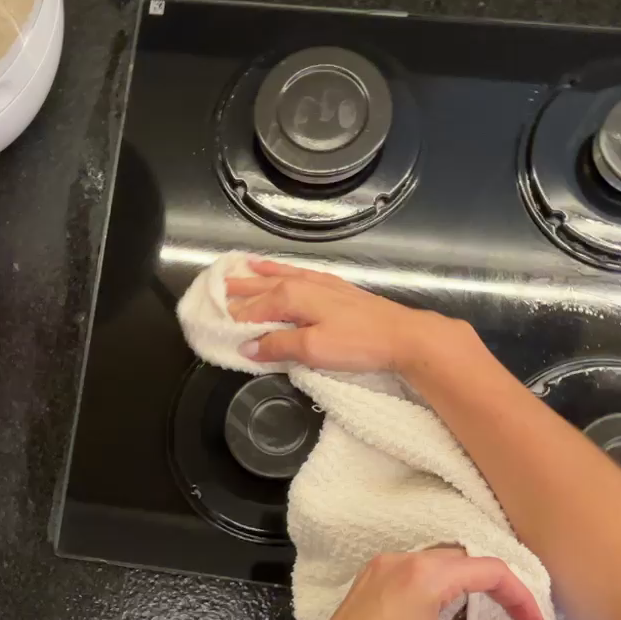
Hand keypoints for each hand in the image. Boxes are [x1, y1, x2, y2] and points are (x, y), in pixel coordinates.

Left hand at [213, 549, 547, 619]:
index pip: (488, 570)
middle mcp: (399, 562)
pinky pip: (414, 574)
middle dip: (495, 588)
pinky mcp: (365, 584)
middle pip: (463, 560)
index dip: (520, 597)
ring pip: (438, 564)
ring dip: (466, 588)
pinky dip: (439, 590)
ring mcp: (378, 570)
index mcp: (421, 577)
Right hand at [225, 258, 468, 375]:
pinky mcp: (338, 290)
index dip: (236, 316)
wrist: (403, 336)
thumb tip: (246, 347)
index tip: (217, 323)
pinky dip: (285, 271)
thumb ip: (277, 346)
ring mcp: (323, 284)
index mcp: (294, 296)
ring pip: (282, 276)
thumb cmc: (357, 343)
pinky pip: (301, 274)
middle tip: (217, 289)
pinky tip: (284, 272)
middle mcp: (305, 284)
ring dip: (260, 275)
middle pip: (265, 286)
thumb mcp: (312, 349)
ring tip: (242, 270)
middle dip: (241, 288)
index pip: (256, 306)